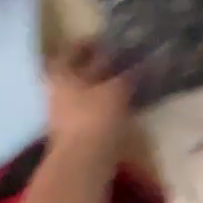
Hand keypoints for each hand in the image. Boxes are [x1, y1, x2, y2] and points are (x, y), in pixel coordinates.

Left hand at [47, 43, 130, 163]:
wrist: (82, 163)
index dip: (86, 44)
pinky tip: (119, 105)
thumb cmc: (95, 118)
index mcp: (62, 74)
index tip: (103, 40)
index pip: (71, 51)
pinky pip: (89, 111)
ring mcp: (64, 115)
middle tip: (116, 60)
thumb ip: (128, 76)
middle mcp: (58, 91)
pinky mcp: (75, 134)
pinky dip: (102, 105)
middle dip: (94, 66)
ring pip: (82, 93)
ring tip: (122, 82)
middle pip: (75, 73)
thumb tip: (143, 64)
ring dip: (99, 87)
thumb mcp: (116, 91)